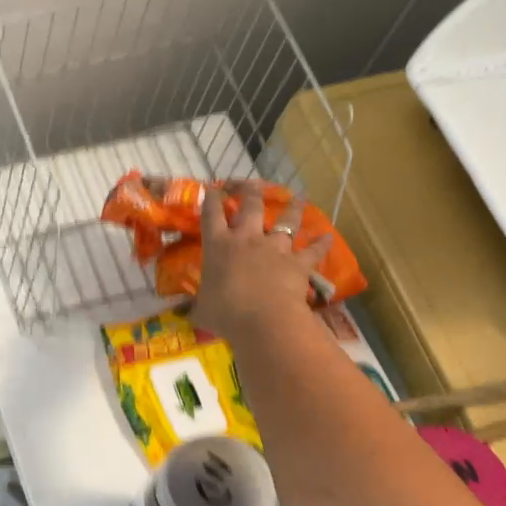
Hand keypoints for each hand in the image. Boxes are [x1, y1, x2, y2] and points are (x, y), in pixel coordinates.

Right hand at [188, 180, 332, 341]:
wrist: (264, 320)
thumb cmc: (225, 314)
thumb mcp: (200, 311)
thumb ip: (192, 306)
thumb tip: (179, 310)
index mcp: (218, 247)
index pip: (212, 215)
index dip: (212, 200)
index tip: (213, 190)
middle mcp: (247, 239)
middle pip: (250, 206)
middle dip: (250, 192)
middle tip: (250, 185)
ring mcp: (276, 248)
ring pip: (287, 219)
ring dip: (292, 207)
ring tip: (297, 197)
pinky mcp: (298, 261)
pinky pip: (313, 250)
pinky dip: (321, 243)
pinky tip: (327, 237)